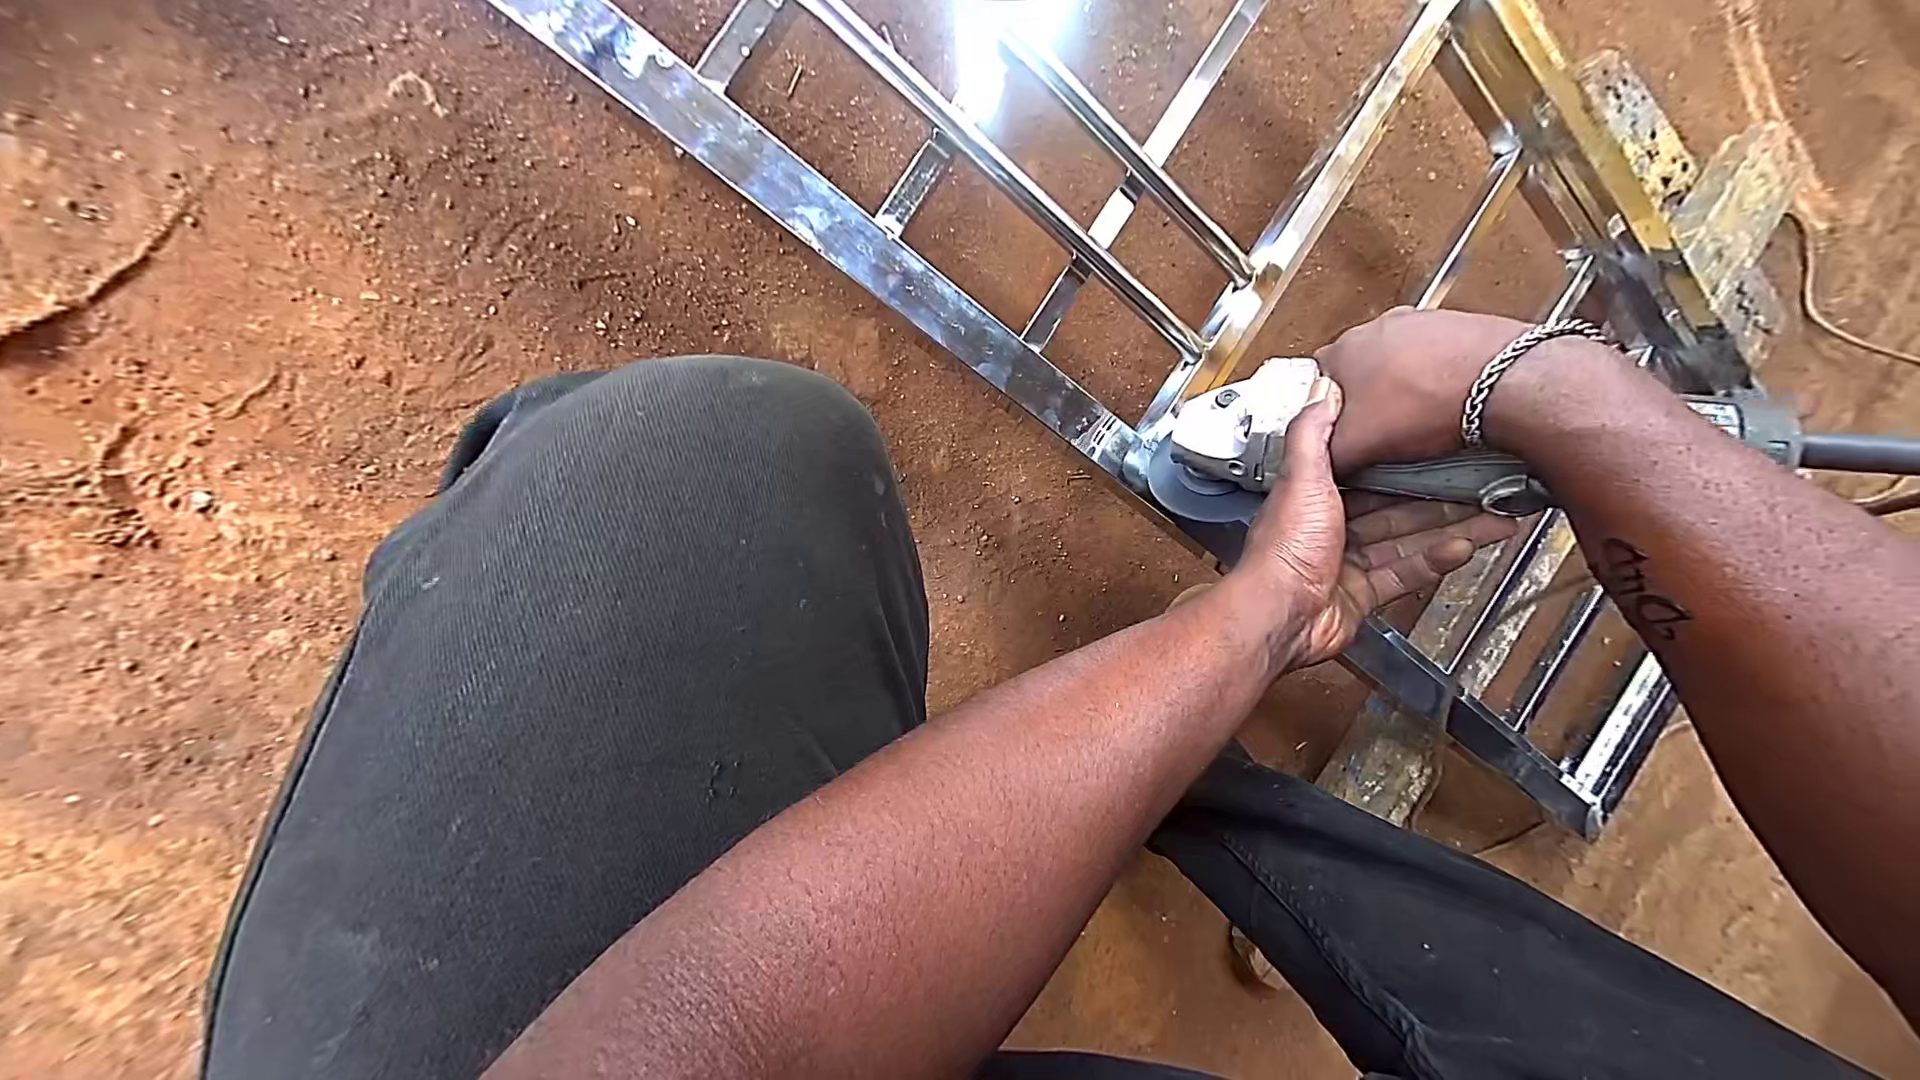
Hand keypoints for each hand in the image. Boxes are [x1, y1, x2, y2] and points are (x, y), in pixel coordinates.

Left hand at [1225, 376, 1518, 669]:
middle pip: (1393, 510)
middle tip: (1486, 486)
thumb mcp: (1301, 480)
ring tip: (1497, 516)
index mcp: (1310, 500)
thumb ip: (1312, 436)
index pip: (1364, 476)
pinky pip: (1403, 573)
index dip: (1403, 466)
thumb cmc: (1283, 551)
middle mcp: (1325, 530)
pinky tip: (1465, 548)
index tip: (1442, 453)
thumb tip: (1320, 393)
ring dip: (1450, 528)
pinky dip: (1434, 561)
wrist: (1279, 612)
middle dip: (1440, 499)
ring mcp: (1343, 564)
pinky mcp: (1358, 594)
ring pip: (1405, 540)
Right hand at [1313, 307, 1528, 470]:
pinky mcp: (1460, 325)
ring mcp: (1421, 322)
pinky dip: (1437, 381)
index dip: (1324, 414)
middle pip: (1356, 373)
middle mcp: (1378, 327)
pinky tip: (1445, 405)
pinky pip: (1435, 359)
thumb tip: (1316, 463)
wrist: (1510, 385)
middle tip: (1380, 429)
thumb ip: (1320, 455)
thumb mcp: (1354, 449)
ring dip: (1402, 389)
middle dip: (1365, 400)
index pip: (1314, 385)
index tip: (1342, 430)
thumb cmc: (1434, 406)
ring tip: (1416, 419)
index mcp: (1341, 349)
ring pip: (1396, 365)